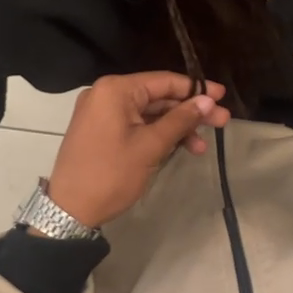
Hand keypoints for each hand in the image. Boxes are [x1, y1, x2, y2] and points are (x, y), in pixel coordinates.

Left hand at [46, 73, 231, 228]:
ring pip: (149, 113)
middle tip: (221, 122)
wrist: (69, 211)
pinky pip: (136, 124)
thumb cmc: (111, 174)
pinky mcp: (101, 130)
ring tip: (201, 146)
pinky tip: (180, 148)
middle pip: (158, 97)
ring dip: (176, 127)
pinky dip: (157, 134)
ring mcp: (102, 113)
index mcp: (115, 90)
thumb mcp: (150, 146)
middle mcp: (107, 94)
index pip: (164, 81)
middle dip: (189, 111)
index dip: (195, 89)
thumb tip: (207, 100)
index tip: (222, 96)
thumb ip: (180, 120)